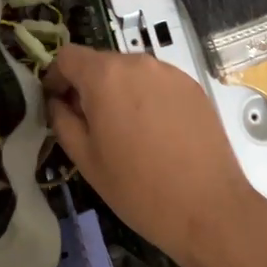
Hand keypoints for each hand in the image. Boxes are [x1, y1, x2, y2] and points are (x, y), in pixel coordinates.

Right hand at [46, 44, 266, 266]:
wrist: (210, 210)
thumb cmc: (138, 188)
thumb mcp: (85, 159)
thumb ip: (62, 120)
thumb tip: (58, 102)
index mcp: (104, 75)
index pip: (67, 56)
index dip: (56, 77)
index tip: (58, 104)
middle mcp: (136, 62)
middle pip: (99, 62)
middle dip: (88, 87)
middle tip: (91, 125)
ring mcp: (168, 72)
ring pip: (130, 72)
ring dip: (119, 91)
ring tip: (127, 132)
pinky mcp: (192, 86)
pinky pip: (157, 83)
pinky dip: (147, 98)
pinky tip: (157, 134)